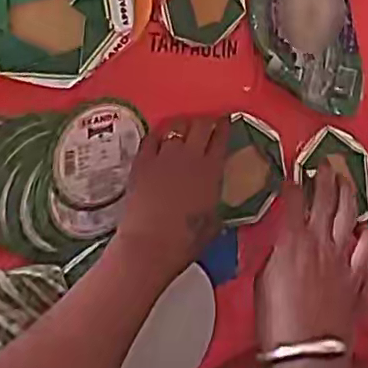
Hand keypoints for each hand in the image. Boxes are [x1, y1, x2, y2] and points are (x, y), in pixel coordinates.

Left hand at [115, 115, 229, 283]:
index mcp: (211, 170)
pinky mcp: (142, 162)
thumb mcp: (212, 224)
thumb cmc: (184, 243)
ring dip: (182, 123)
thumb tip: (215, 203)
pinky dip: (157, 134)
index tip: (225, 119)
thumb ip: (215, 205)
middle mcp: (190, 156)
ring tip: (183, 126)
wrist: (148, 248)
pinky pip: (151, 138)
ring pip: (176, 126)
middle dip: (205, 120)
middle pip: (201, 124)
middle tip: (206, 123)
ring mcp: (164, 156)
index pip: (221, 137)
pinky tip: (158, 138)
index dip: (224, 125)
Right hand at [256, 166, 367, 349]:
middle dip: (327, 177)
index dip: (294, 183)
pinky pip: (366, 255)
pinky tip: (364, 237)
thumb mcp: (264, 281)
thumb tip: (283, 243)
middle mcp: (322, 242)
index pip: (295, 199)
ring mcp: (345, 260)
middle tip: (327, 162)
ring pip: (352, 218)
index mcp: (294, 239)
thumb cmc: (276, 322)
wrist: (308, 356)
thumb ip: (276, 254)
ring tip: (349, 184)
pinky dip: (365, 243)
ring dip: (350, 197)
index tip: (294, 172)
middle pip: (328, 200)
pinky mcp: (359, 281)